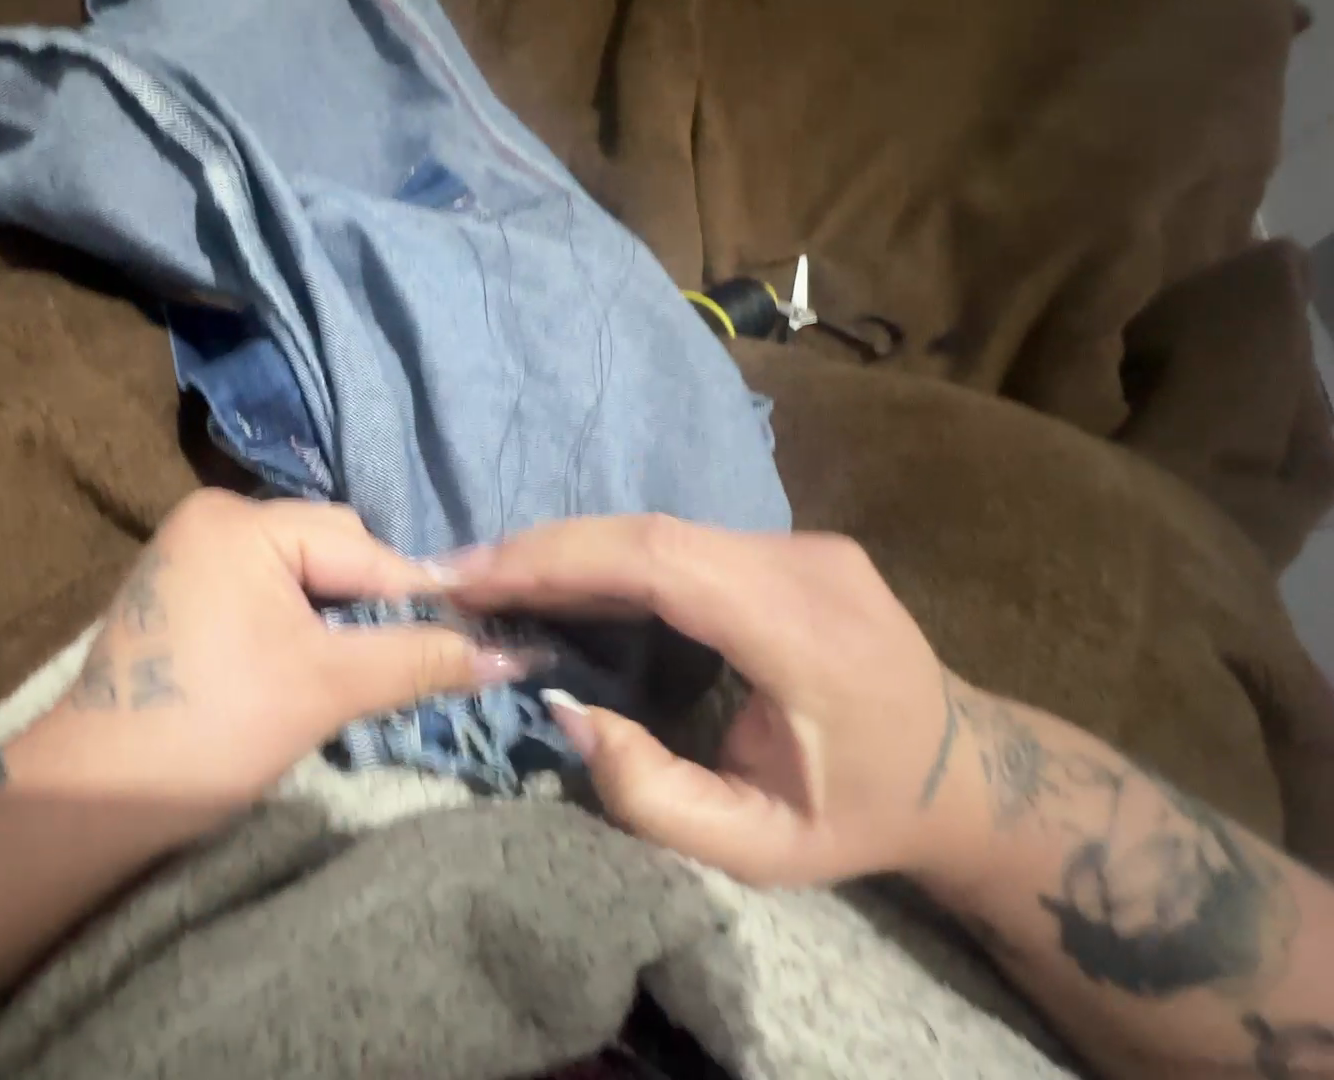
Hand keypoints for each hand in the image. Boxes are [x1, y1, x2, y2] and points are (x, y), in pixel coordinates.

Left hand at [12, 490, 533, 809]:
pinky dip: (299, 620)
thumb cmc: (213, 731)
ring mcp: (192, 551)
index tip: (473, 633)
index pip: (359, 548)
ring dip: (337, 615)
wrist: (95, 796)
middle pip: (331, 548)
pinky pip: (267, 588)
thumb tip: (512, 655)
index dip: (418, 595)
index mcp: (241, 522)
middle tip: (393, 661)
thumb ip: (421, 660)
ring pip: (302, 571)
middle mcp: (214, 517)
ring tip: (351, 665)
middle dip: (369, 604)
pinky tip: (305, 659)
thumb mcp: (328, 689)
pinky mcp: (185, 587)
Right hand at [443, 515, 968, 886]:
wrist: (964, 767)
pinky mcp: (776, 547)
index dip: (557, 560)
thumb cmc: (860, 815)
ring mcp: (795, 545)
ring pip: (650, 530)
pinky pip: (669, 542)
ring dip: (560, 552)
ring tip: (485, 583)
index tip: (473, 579)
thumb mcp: (760, 849)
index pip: (662, 562)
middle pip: (644, 532)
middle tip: (454, 579)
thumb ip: (654, 797)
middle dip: (537, 551)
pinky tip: (549, 582)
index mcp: (809, 633)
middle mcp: (804, 564)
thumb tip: (563, 709)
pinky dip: (596, 559)